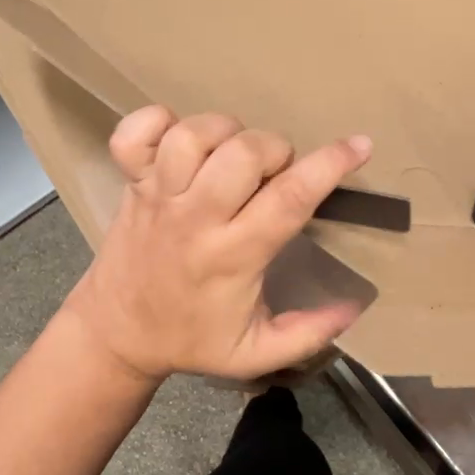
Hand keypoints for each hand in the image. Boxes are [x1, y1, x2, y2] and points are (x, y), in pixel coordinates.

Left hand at [63, 105, 372, 382]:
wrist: (115, 335)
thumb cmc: (191, 340)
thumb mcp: (256, 353)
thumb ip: (309, 333)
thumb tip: (356, 306)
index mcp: (232, 257)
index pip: (289, 199)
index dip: (329, 165)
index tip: (359, 146)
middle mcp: (195, 219)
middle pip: (243, 153)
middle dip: (276, 150)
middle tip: (276, 174)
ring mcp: (158, 196)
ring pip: (193, 135)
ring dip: (225, 132)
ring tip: (233, 156)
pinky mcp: (130, 182)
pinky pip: (134, 133)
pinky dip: (157, 121)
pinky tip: (179, 141)